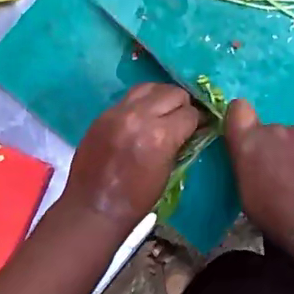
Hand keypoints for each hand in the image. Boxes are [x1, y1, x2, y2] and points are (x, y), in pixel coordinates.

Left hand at [61, 83, 202, 224]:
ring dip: (161, 97)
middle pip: (172, 92)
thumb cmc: (137, 199)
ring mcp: (117, 112)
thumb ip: (180, 143)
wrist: (94, 207)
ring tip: (162, 113)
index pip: (190, 113)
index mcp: (160, 135)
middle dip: (182, 105)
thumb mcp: (168, 172)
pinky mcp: (102, 114)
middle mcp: (139, 116)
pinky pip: (128, 98)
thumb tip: (192, 127)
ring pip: (149, 87)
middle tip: (182, 120)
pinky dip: (140, 104)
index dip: (199, 121)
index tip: (200, 127)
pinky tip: (142, 119)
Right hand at [222, 99, 293, 249]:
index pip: (238, 112)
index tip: (244, 132)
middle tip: (281, 180)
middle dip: (276, 151)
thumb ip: (251, 172)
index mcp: (250, 144)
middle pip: (272, 133)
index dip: (241, 118)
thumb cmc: (279, 215)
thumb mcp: (250, 199)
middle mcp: (276, 131)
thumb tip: (258, 170)